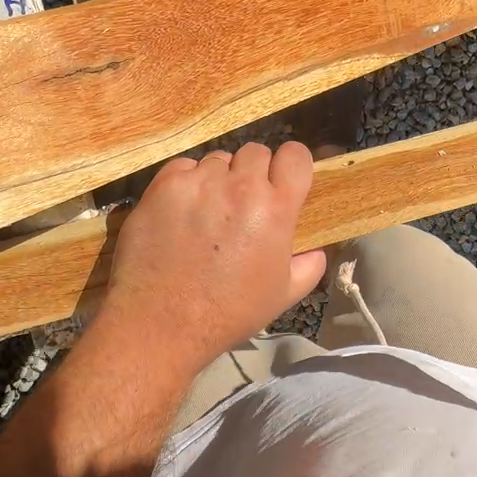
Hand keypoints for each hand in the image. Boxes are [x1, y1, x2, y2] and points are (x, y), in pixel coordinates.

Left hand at [95, 141, 326, 370]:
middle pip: (256, 152)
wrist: (159, 324)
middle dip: (252, 173)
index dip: (291, 165)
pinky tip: (181, 212)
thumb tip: (316, 250)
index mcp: (276, 208)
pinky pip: (184, 167)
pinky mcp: (165, 184)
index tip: (281, 180)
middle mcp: (241, 186)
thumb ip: (308, 267)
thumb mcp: (282, 296)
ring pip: (218, 160)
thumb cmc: (226, 313)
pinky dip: (186, 184)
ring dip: (217, 179)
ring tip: (206, 212)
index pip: (296, 155)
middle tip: (241, 203)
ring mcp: (201, 182)